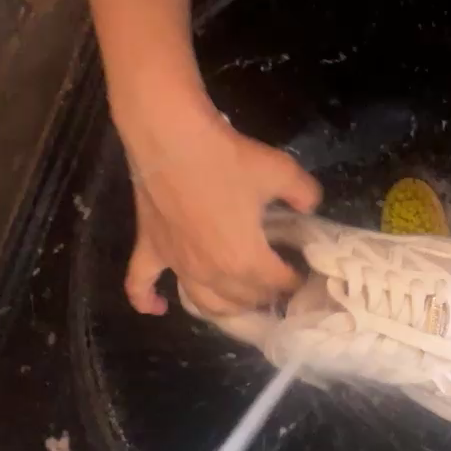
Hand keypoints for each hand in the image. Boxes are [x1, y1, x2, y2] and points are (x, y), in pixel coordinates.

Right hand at [122, 110, 322, 317]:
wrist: (175, 141)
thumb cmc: (229, 160)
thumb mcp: (281, 171)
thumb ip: (304, 193)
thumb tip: (310, 206)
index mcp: (245, 258)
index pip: (275, 282)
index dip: (292, 281)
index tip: (301, 278)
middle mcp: (210, 272)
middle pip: (241, 299)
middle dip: (262, 296)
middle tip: (274, 286)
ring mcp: (176, 264)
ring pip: (200, 302)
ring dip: (222, 308)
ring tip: (237, 303)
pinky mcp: (149, 249)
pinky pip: (141, 285)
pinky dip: (147, 301)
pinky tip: (157, 308)